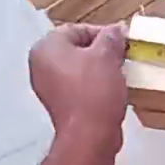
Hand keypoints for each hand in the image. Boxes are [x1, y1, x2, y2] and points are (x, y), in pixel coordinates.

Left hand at [29, 23, 128, 161]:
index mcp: (47, 47)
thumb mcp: (107, 58)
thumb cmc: (95, 92)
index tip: (124, 41)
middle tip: (124, 58)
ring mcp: (48, 86)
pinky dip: (94, 86)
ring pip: (78, 69)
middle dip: (101, 52)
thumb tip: (117, 29)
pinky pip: (79, 87)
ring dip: (99, 70)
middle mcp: (41, 64)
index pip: (77, 29)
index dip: (103, 33)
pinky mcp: (60, 105)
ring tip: (120, 75)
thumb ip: (111, 38)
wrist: (90, 134)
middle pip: (76, 49)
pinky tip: (111, 92)